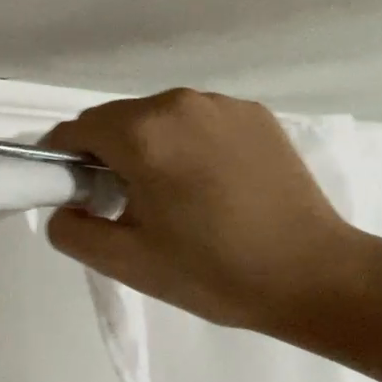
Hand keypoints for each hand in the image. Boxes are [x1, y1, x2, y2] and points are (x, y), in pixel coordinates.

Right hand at [44, 89, 375, 335]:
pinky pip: (197, 120)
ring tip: (175, 196)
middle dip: (107, 155)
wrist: (318, 278)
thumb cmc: (215, 271)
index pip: (74, 131)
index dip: (63, 162)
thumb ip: (71, 231)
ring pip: (156, 118)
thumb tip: (64, 208)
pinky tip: (212, 185)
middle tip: (126, 205)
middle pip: (115, 120)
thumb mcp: (127, 263)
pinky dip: (189, 144)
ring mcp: (220, 104)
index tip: (78, 198)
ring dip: (149, 147)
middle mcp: (176, 103)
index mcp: (142, 134)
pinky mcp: (254, 114)